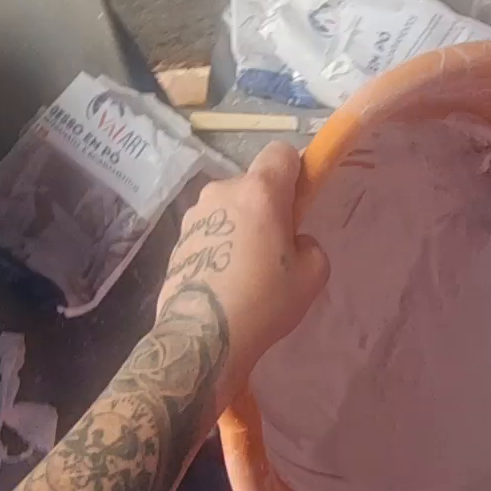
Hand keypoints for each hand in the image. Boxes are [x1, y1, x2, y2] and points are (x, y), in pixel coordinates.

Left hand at [158, 141, 328, 406]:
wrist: (203, 338)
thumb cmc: (266, 300)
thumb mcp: (313, 274)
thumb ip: (308, 244)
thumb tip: (291, 241)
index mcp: (260, 191)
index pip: (281, 152)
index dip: (296, 171)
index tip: (300, 201)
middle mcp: (222, 191)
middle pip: (254, 184)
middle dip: (267, 205)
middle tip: (276, 247)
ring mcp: (194, 215)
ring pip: (230, 207)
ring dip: (242, 225)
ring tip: (247, 269)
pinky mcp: (177, 240)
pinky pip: (211, 230)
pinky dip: (221, 245)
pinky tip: (225, 280)